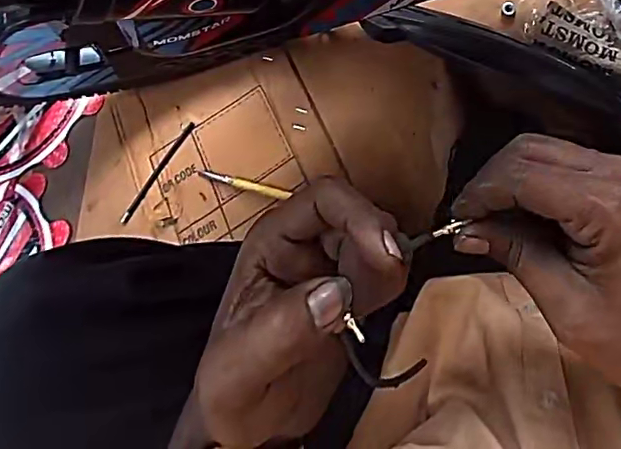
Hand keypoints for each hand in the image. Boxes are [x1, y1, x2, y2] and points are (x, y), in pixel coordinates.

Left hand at [169, 178, 408, 448]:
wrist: (246, 421)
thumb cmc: (230, 386)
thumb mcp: (240, 366)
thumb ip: (282, 329)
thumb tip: (337, 291)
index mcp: (272, 240)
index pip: (322, 199)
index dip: (357, 213)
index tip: (385, 251)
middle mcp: (303, 241)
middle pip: (356, 213)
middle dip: (378, 243)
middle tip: (384, 284)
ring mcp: (328, 263)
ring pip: (375, 239)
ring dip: (385, 269)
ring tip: (362, 314)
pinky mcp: (350, 291)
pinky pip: (382, 272)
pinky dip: (390, 286)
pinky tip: (368, 318)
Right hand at [452, 135, 620, 439]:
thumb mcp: (568, 307)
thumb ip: (515, 253)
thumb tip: (466, 230)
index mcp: (608, 205)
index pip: (521, 174)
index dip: (480, 192)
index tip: (456, 218)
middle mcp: (618, 171)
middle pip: (528, 150)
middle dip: (491, 180)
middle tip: (470, 217)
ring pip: (542, 148)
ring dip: (509, 175)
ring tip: (491, 214)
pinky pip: (563, 159)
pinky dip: (533, 178)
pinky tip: (521, 208)